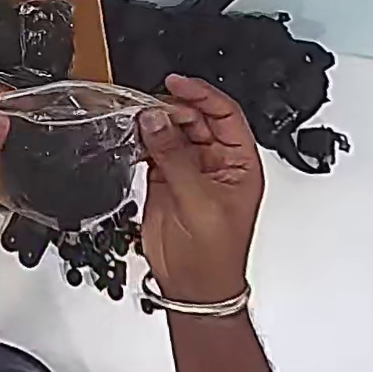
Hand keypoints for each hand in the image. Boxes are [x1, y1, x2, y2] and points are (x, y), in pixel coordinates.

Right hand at [138, 74, 263, 303]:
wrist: (192, 288)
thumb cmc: (214, 256)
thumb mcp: (200, 202)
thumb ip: (175, 158)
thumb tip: (156, 121)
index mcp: (239, 162)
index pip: (224, 114)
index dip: (202, 94)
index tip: (178, 83)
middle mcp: (215, 160)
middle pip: (196, 117)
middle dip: (174, 108)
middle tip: (151, 107)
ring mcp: (190, 167)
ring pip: (173, 129)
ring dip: (156, 122)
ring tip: (140, 119)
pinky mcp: (166, 176)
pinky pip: (154, 146)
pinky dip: (142, 139)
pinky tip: (133, 135)